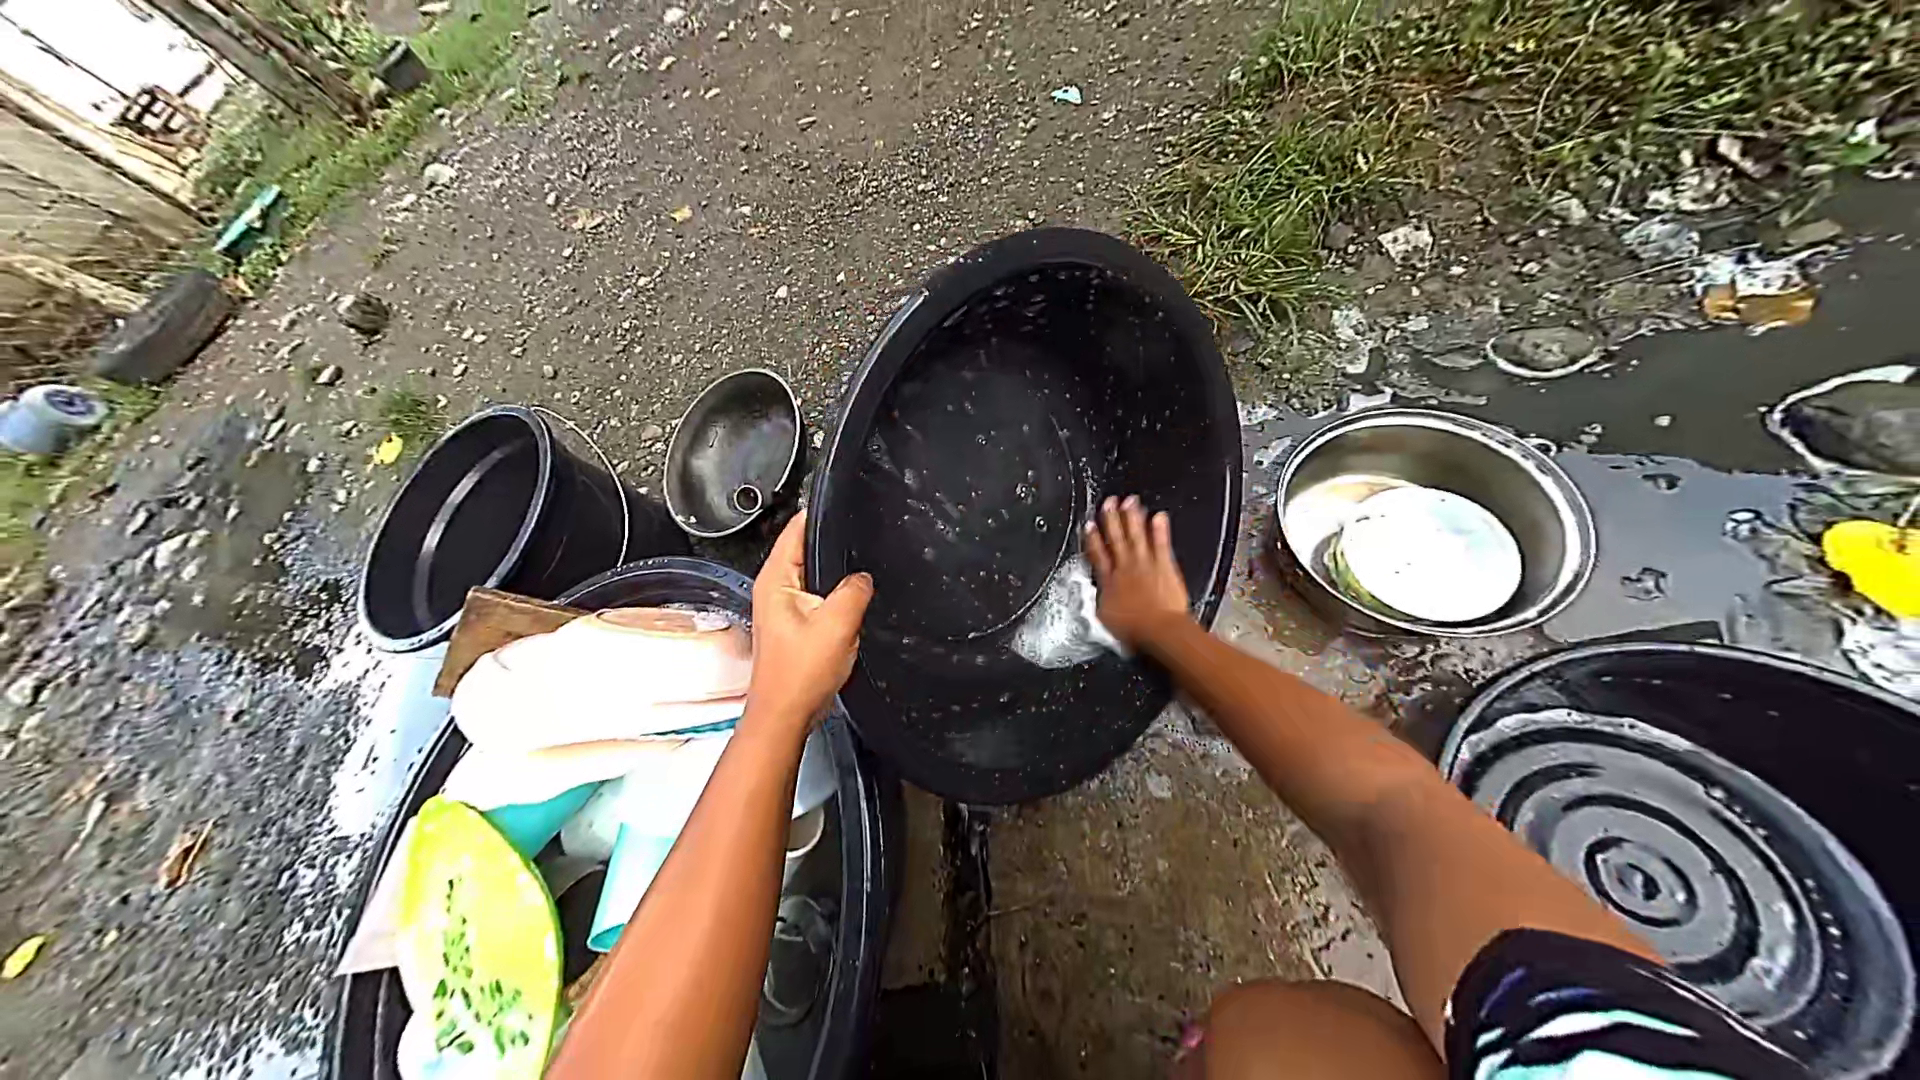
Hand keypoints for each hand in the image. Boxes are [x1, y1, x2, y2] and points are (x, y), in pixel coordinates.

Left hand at [747, 511, 873, 727]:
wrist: (787, 714)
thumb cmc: (800, 675)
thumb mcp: (837, 623)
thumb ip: (854, 589)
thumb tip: (864, 577)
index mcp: (776, 579)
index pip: (795, 529)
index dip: (818, 514)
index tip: (841, 503)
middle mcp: (775, 588)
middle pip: (805, 549)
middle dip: (832, 543)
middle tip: (862, 535)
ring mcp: (784, 605)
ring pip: (815, 574)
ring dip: (835, 572)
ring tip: (860, 566)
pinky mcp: (796, 622)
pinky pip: (819, 595)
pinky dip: (835, 594)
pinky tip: (854, 600)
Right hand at [1084, 496, 1191, 649]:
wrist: (1159, 630)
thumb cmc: (1134, 628)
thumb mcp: (1105, 617)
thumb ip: (1101, 599)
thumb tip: (1097, 594)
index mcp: (1109, 580)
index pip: (1097, 554)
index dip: (1092, 538)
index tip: (1090, 524)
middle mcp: (1125, 567)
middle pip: (1115, 538)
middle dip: (1111, 518)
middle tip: (1108, 502)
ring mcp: (1145, 564)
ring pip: (1136, 535)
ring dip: (1132, 517)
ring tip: (1130, 501)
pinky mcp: (1164, 566)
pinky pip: (1160, 543)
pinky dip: (1159, 529)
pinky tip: (1158, 516)